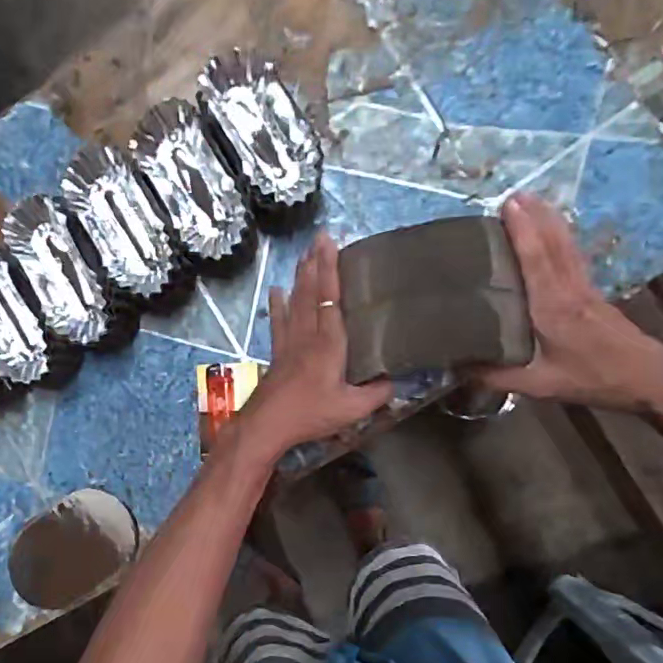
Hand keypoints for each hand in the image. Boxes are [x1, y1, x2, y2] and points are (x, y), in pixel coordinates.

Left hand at [232, 232, 394, 460]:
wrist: (267, 425)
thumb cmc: (310, 415)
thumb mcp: (352, 409)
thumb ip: (377, 394)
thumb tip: (395, 382)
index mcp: (329, 344)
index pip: (330, 298)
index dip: (331, 270)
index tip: (331, 244)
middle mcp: (307, 336)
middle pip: (310, 292)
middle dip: (316, 263)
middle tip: (319, 237)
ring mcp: (289, 343)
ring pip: (294, 302)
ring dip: (299, 277)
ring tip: (303, 254)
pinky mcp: (277, 354)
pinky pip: (278, 322)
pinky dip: (278, 305)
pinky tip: (275, 290)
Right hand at [478, 193, 662, 413]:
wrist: (646, 377)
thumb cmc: (591, 379)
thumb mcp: (537, 385)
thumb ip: (496, 375)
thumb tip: (456, 366)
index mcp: (553, 308)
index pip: (537, 261)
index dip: (523, 231)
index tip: (509, 206)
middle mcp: (569, 290)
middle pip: (553, 243)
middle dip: (535, 216)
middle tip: (514, 194)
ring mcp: (584, 289)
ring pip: (565, 246)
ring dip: (549, 221)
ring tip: (532, 201)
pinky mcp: (592, 294)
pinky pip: (571, 257)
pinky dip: (559, 238)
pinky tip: (553, 232)